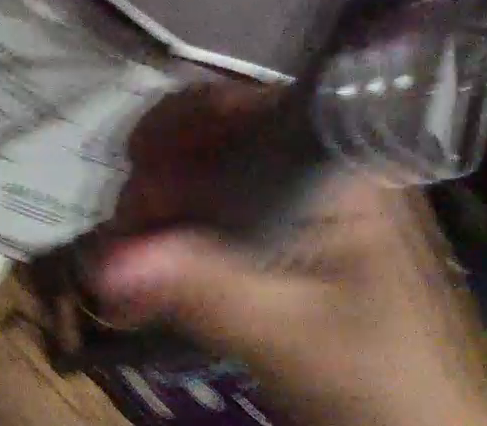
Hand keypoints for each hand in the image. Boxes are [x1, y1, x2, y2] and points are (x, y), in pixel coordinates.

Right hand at [93, 84, 486, 425]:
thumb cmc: (379, 381)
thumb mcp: (290, 334)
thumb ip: (204, 288)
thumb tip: (107, 263)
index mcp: (341, 175)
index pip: (251, 105)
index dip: (185, 119)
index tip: (139, 159)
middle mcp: (316, 173)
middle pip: (212, 133)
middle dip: (156, 171)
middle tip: (129, 222)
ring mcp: (295, 204)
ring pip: (199, 169)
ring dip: (152, 204)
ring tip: (129, 254)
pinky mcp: (276, 235)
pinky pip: (203, 205)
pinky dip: (164, 229)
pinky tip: (143, 268)